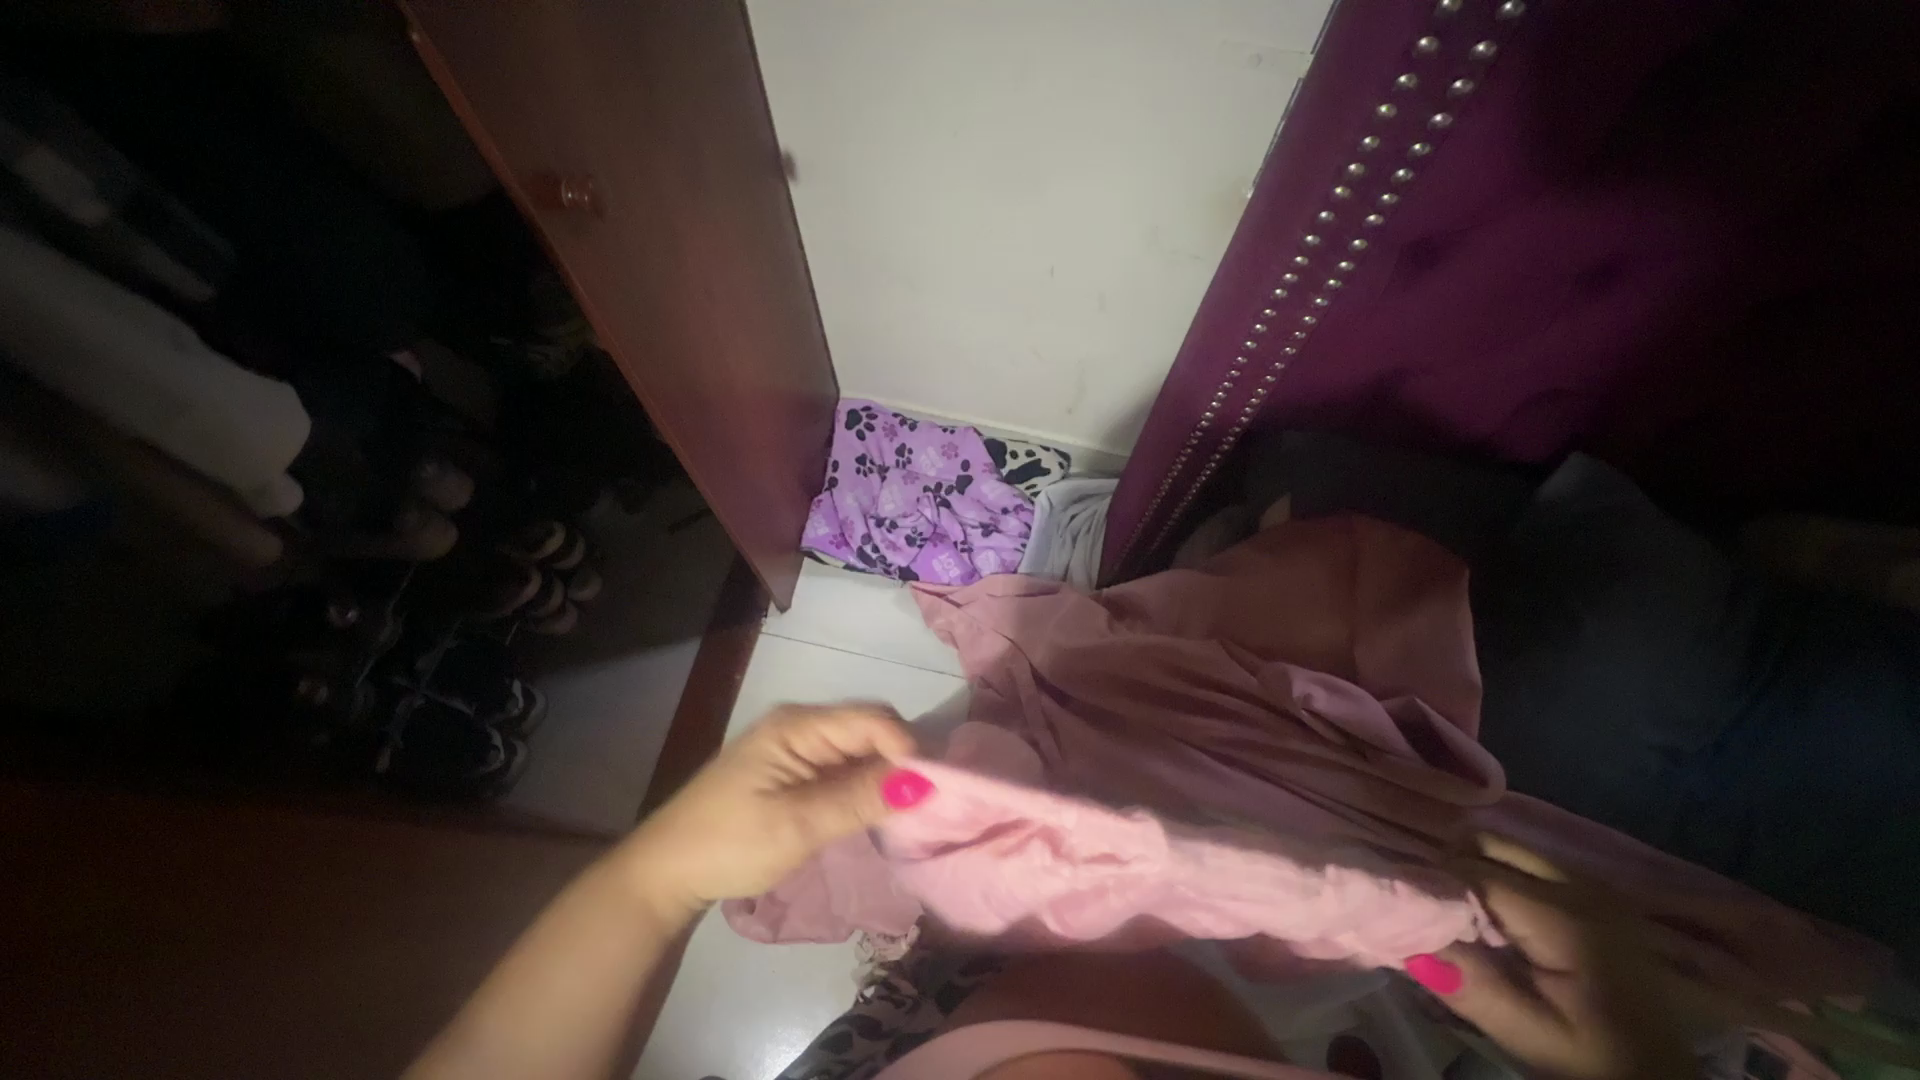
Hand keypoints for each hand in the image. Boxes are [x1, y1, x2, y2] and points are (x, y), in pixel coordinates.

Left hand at [617, 703, 930, 917]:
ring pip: (858, 749)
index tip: (931, 791)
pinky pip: (841, 766)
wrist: (665, 872)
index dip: (907, 748)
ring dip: (884, 775)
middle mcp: (799, 725)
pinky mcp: (791, 771)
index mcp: (797, 726)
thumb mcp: (798, 826)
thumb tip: (922, 781)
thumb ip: (859, 800)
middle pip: (868, 728)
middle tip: (923, 805)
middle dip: (900, 760)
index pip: (873, 719)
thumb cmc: (729, 846)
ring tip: (907, 812)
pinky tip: (874, 812)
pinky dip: (863, 785)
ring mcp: (794, 747)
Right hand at [1403, 835, 1695, 1079]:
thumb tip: (1406, 940)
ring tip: (1467, 922)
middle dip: (1450, 873)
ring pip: (1502, 847)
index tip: (1415, 919)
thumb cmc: (1592, 1058)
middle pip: (1486, 844)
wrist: (1661, 1079)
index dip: (1435, 890)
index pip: (1472, 873)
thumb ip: (1471, 987)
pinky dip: (1495, 877)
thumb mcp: (1529, 1035)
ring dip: (1472, 873)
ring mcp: (1590, 884)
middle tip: (1440, 919)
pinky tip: (1497, 923)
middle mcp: (1580, 884)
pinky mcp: (1591, 892)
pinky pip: (1523, 862)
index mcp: (1566, 917)